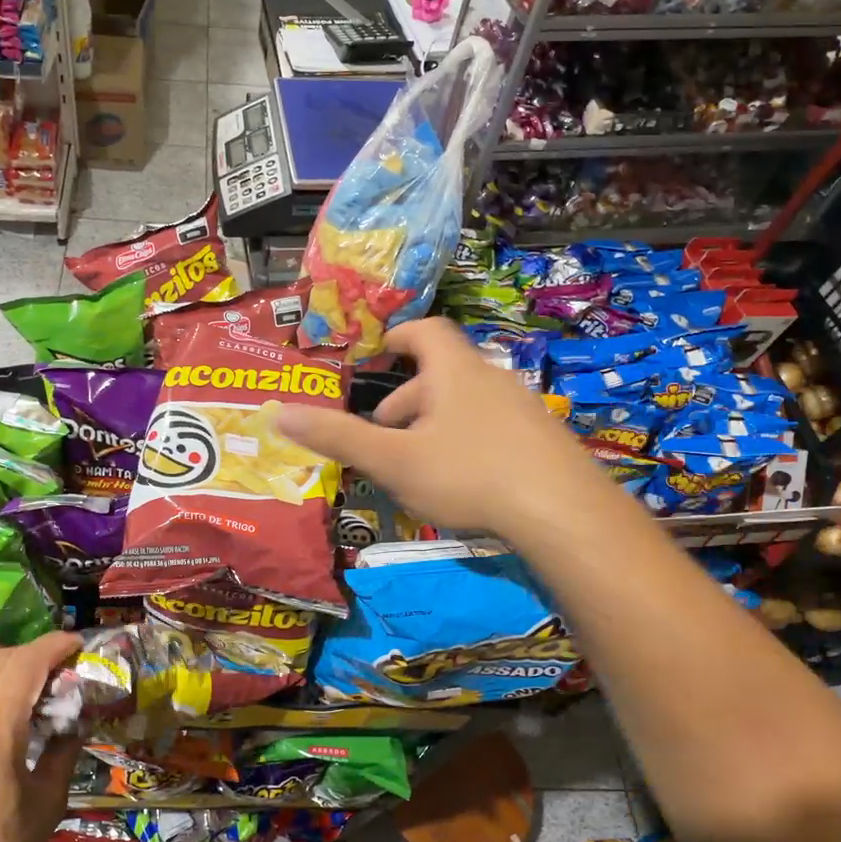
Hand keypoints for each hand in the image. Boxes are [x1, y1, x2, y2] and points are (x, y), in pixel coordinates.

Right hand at [275, 317, 600, 533]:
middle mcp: (491, 378)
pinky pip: (495, 428)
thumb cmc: (467, 474)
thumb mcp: (392, 459)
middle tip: (385, 435)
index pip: (425, 331)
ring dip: (437, 425)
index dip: (399, 336)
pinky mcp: (543, 440)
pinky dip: (469, 442)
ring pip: (468, 404)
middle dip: (408, 400)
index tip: (379, 352)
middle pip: (442, 374)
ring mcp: (523, 408)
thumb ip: (337, 437)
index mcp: (453, 371)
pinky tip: (464, 482)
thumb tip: (279, 413)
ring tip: (419, 464)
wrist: (561, 510)